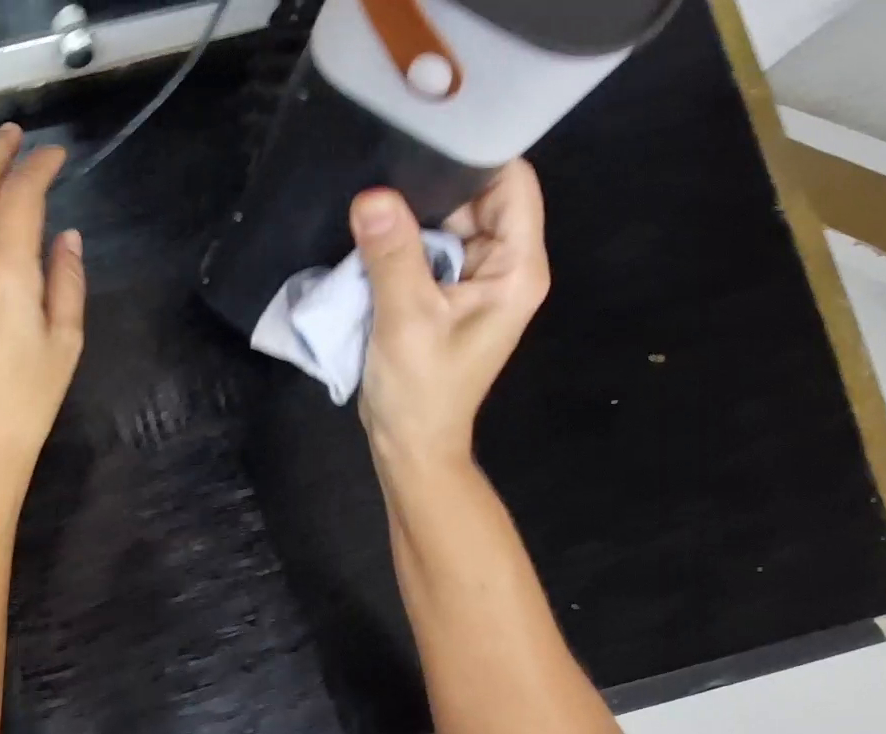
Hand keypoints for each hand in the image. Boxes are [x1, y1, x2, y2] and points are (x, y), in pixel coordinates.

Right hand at [352, 160, 549, 469]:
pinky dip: (399, 246)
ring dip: (409, 219)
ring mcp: (470, 283)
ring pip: (445, 228)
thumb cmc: (421, 389)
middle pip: (476, 202)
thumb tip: (371, 197)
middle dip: (433, 188)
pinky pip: (424, 254)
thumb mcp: (406, 319)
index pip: (512, 187)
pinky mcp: (441, 297)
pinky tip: (369, 237)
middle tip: (383, 169)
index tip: (427, 136)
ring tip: (369, 200)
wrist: (409, 444)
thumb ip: (392, 255)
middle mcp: (501, 268)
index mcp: (516, 269)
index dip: (477, 157)